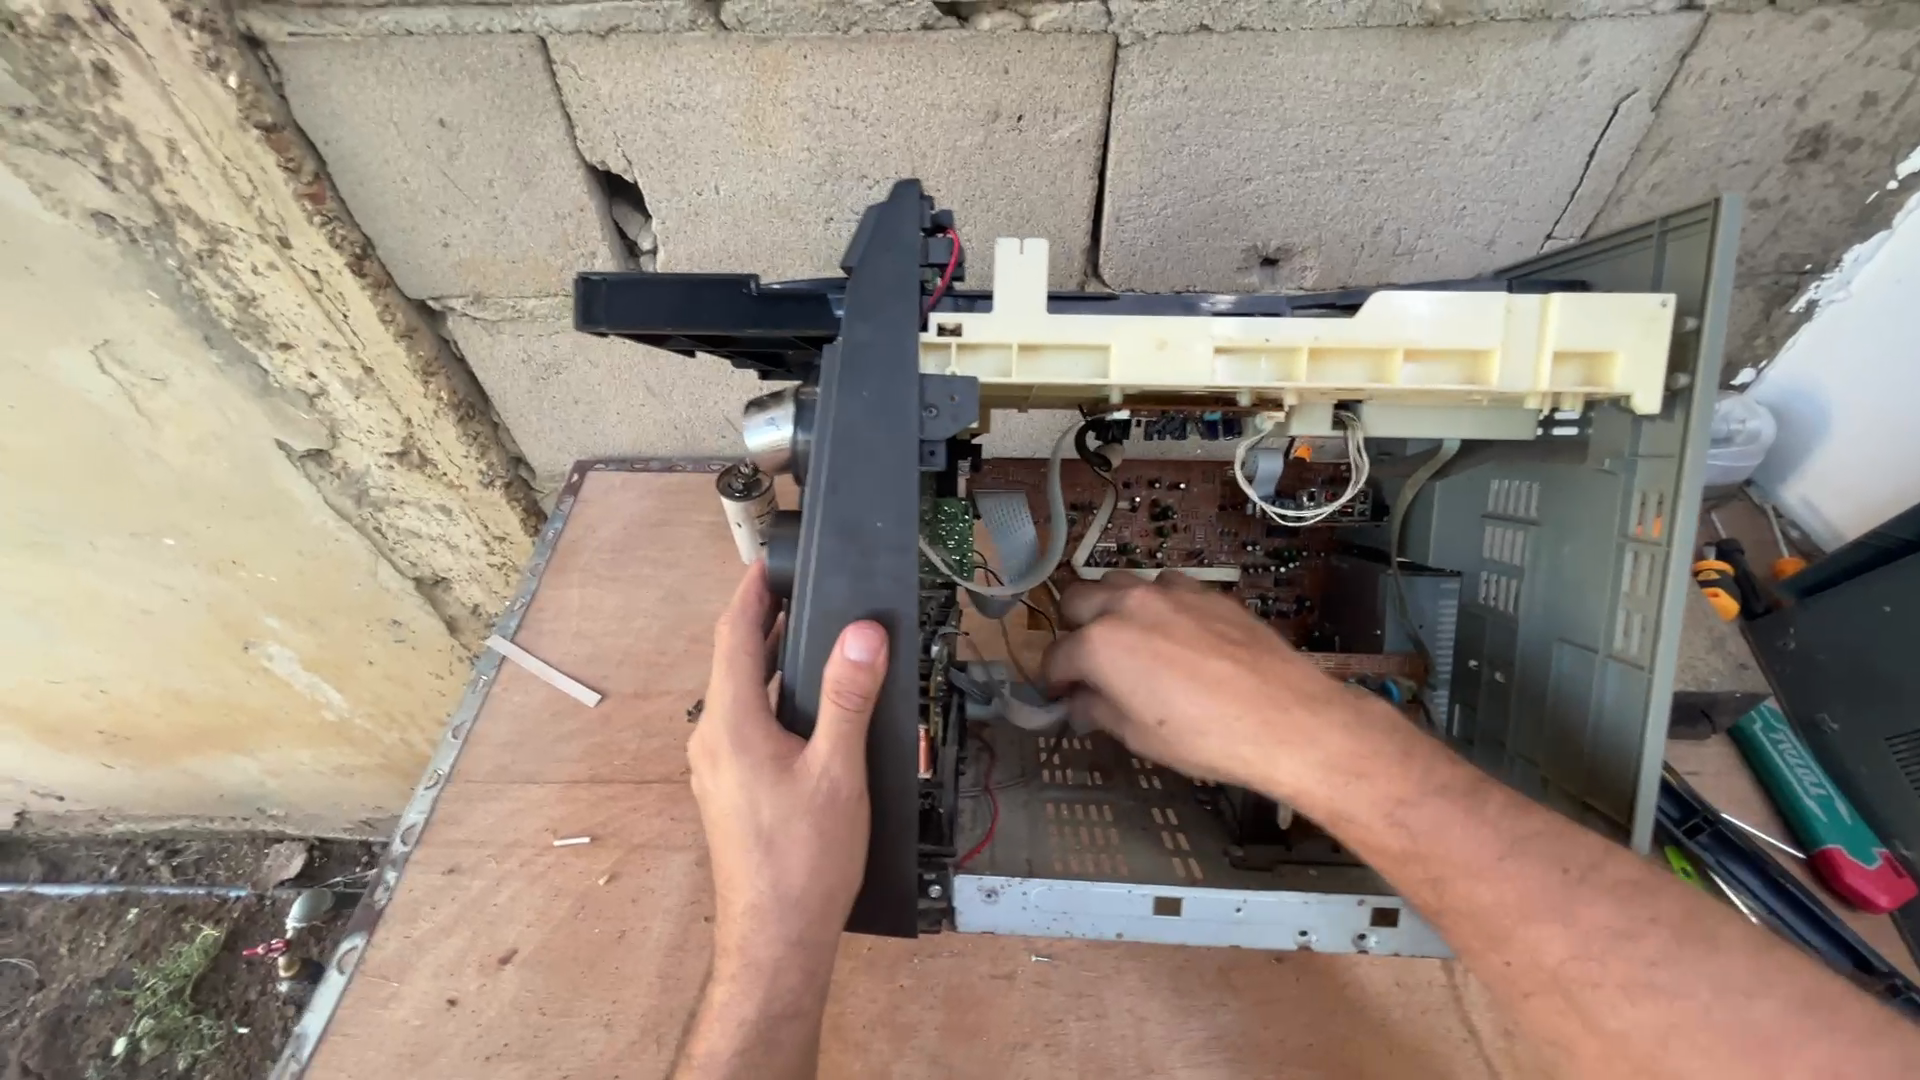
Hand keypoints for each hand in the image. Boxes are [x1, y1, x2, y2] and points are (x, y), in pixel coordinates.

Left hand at [688, 562, 888, 970]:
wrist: (776, 941)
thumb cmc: (805, 857)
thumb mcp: (838, 771)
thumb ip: (849, 697)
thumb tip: (863, 633)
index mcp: (730, 724)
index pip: (733, 636)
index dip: (751, 593)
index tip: (769, 561)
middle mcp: (713, 738)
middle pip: (735, 661)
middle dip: (765, 621)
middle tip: (805, 592)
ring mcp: (717, 767)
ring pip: (742, 694)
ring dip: (771, 660)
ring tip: (811, 635)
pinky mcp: (730, 789)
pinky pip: (747, 722)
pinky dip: (774, 696)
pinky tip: (807, 705)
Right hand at [1043, 573, 1396, 802]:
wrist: (1286, 718)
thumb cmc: (1204, 737)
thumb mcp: (1138, 736)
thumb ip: (1097, 711)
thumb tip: (1079, 704)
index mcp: (1098, 645)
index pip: (1055, 656)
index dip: (1053, 680)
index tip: (1061, 695)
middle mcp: (1125, 605)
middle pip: (1075, 600)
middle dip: (1073, 630)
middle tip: (1090, 662)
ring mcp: (1166, 592)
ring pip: (1117, 582)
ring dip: (1110, 607)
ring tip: (1128, 639)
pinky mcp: (1203, 590)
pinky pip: (1163, 586)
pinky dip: (1155, 603)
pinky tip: (1174, 632)